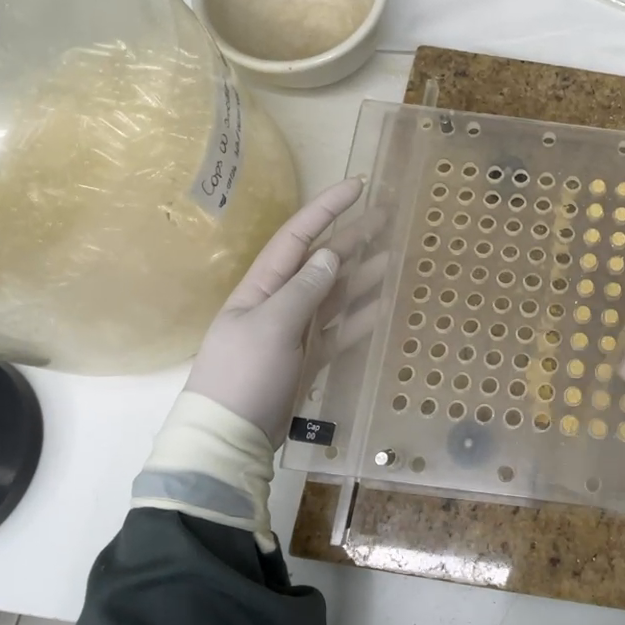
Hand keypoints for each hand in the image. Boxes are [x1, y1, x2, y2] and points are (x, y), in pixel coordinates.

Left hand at [184, 177, 364, 440]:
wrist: (229, 439)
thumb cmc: (243, 376)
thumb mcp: (271, 328)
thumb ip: (304, 290)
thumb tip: (330, 255)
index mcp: (262, 287)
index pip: (298, 236)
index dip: (327, 209)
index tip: (358, 186)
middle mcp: (279, 302)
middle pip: (321, 262)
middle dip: (352, 238)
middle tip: (388, 217)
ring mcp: (295, 332)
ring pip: (335, 295)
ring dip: (363, 276)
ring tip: (395, 257)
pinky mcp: (308, 359)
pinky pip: (340, 330)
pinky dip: (361, 318)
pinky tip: (385, 307)